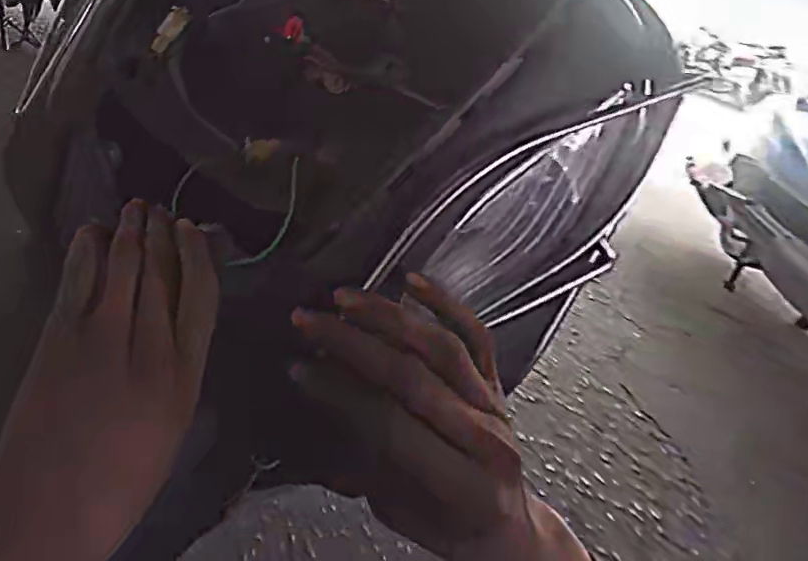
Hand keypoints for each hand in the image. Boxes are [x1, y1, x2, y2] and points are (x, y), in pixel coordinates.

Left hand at [0, 200, 219, 560]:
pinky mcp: (60, 332)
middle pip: (162, 272)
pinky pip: (80, 273)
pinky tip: (93, 230)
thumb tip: (176, 305)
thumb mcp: (168, 424)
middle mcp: (148, 351)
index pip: (201, 296)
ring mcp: (100, 337)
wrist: (44, 503)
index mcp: (182, 381)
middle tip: (156, 211)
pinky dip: (88, 245)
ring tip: (132, 210)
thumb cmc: (116, 475)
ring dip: (128, 230)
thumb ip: (176, 362)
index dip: (196, 254)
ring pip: (123, 264)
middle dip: (160, 233)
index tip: (190, 229)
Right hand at [291, 273, 586, 560]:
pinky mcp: (497, 380)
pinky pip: (475, 334)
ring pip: (439, 345)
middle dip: (350, 344)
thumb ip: (365, 455)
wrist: (507, 530)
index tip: (299, 368)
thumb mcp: (398, 507)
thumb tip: (320, 399)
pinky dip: (444, 301)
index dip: (339, 393)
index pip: (390, 422)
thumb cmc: (445, 524)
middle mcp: (485, 436)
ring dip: (386, 316)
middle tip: (307, 320)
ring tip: (344, 297)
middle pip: (410, 375)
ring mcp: (494, 403)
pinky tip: (411, 278)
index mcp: (464, 483)